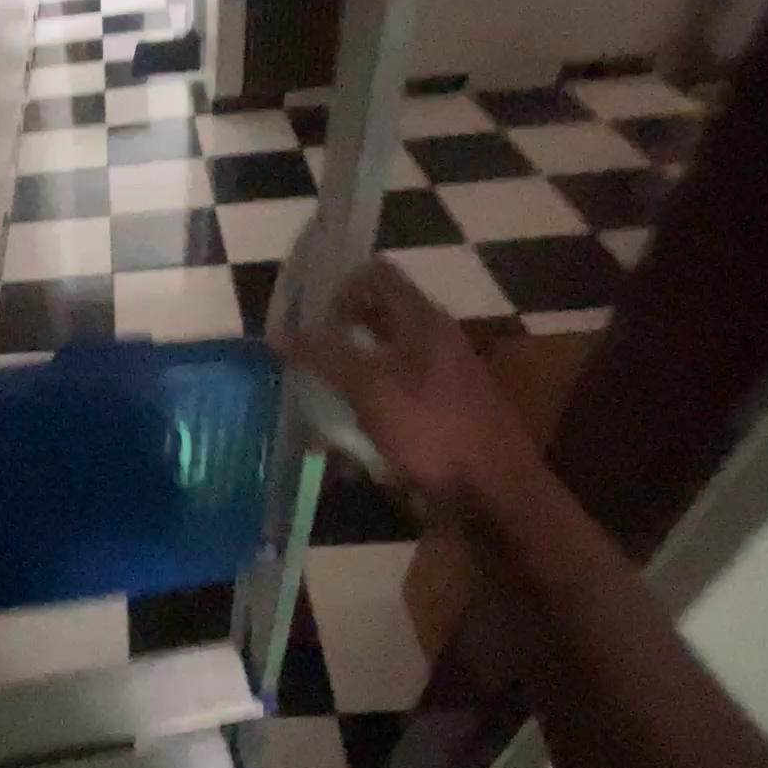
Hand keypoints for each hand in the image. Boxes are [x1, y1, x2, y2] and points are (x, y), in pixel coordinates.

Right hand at [272, 257, 539, 506]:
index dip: (335, 284)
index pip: (375, 275)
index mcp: (422, 320)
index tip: (300, 312)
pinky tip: (329, 426)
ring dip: (338, 369)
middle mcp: (428, 339)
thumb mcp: (371, 389)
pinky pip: (382, 393)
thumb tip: (276, 333)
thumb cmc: (433, 429)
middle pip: (371, 317)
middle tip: (291, 350)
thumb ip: (324, 356)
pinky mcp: (428, 410)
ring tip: (301, 388)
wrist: (490, 491)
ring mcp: (431, 376)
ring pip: (374, 357)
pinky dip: (355, 401)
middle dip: (329, 330)